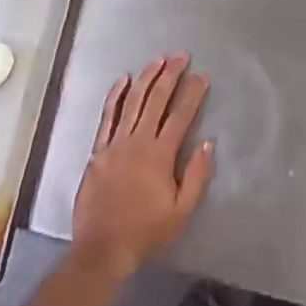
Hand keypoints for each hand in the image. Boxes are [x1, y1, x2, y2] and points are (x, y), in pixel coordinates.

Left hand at [72, 54, 213, 278]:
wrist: (102, 249)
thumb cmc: (146, 231)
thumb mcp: (181, 212)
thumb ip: (196, 176)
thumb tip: (208, 143)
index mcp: (160, 154)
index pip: (181, 115)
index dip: (193, 93)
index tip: (202, 75)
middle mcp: (138, 141)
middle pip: (157, 99)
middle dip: (171, 75)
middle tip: (181, 56)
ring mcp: (115, 143)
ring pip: (133, 101)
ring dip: (146, 78)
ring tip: (158, 60)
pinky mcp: (98, 150)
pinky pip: (107, 116)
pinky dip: (115, 96)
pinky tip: (123, 80)